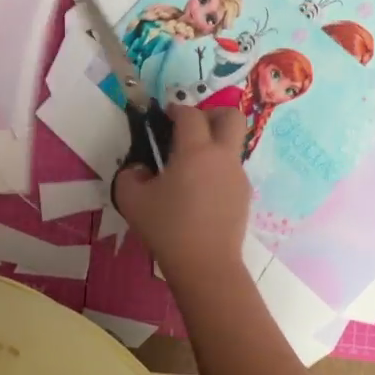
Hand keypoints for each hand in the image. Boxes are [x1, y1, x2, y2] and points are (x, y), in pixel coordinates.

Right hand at [112, 103, 252, 290]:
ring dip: (212, 144)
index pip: (190, 115)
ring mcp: (237, 177)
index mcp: (195, 151)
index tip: (162, 116)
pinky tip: (197, 191)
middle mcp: (222, 157)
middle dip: (211, 113)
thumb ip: (130, 174)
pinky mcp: (243, 196)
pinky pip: (230, 169)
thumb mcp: (131, 198)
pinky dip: (215, 168)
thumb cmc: (167, 227)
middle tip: (189, 127)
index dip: (175, 109)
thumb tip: (141, 169)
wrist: (205, 265)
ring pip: (232, 145)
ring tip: (187, 167)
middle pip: (231, 117)